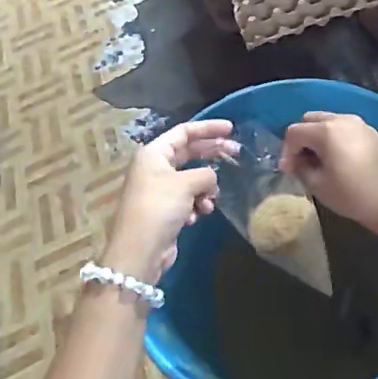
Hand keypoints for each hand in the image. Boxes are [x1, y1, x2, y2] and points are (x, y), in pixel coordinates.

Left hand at [101, 119, 238, 284]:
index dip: (208, 128)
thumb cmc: (159, 207)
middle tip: (236, 152)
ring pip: (191, 180)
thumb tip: (211, 180)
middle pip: (189, 153)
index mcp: (154, 153)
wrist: (140, 250)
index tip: (231, 129)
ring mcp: (159, 189)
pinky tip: (198, 216)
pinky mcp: (165, 209)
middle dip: (212, 154)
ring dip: (205, 189)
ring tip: (209, 201)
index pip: (184, 132)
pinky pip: (188, 199)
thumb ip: (205, 174)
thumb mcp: (186, 184)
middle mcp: (155, 167)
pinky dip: (196, 205)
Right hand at [281, 112, 377, 229]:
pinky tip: (339, 159)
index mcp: (326, 130)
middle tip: (301, 161)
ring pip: (329, 121)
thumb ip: (300, 167)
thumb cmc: (350, 194)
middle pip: (311, 120)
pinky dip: (336, 138)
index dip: (287, 151)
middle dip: (302, 139)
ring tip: (319, 160)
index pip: (295, 132)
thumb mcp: (316, 184)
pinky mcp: (372, 133)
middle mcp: (343, 120)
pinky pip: (346, 128)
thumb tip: (296, 161)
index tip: (288, 170)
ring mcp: (360, 124)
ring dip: (319, 137)